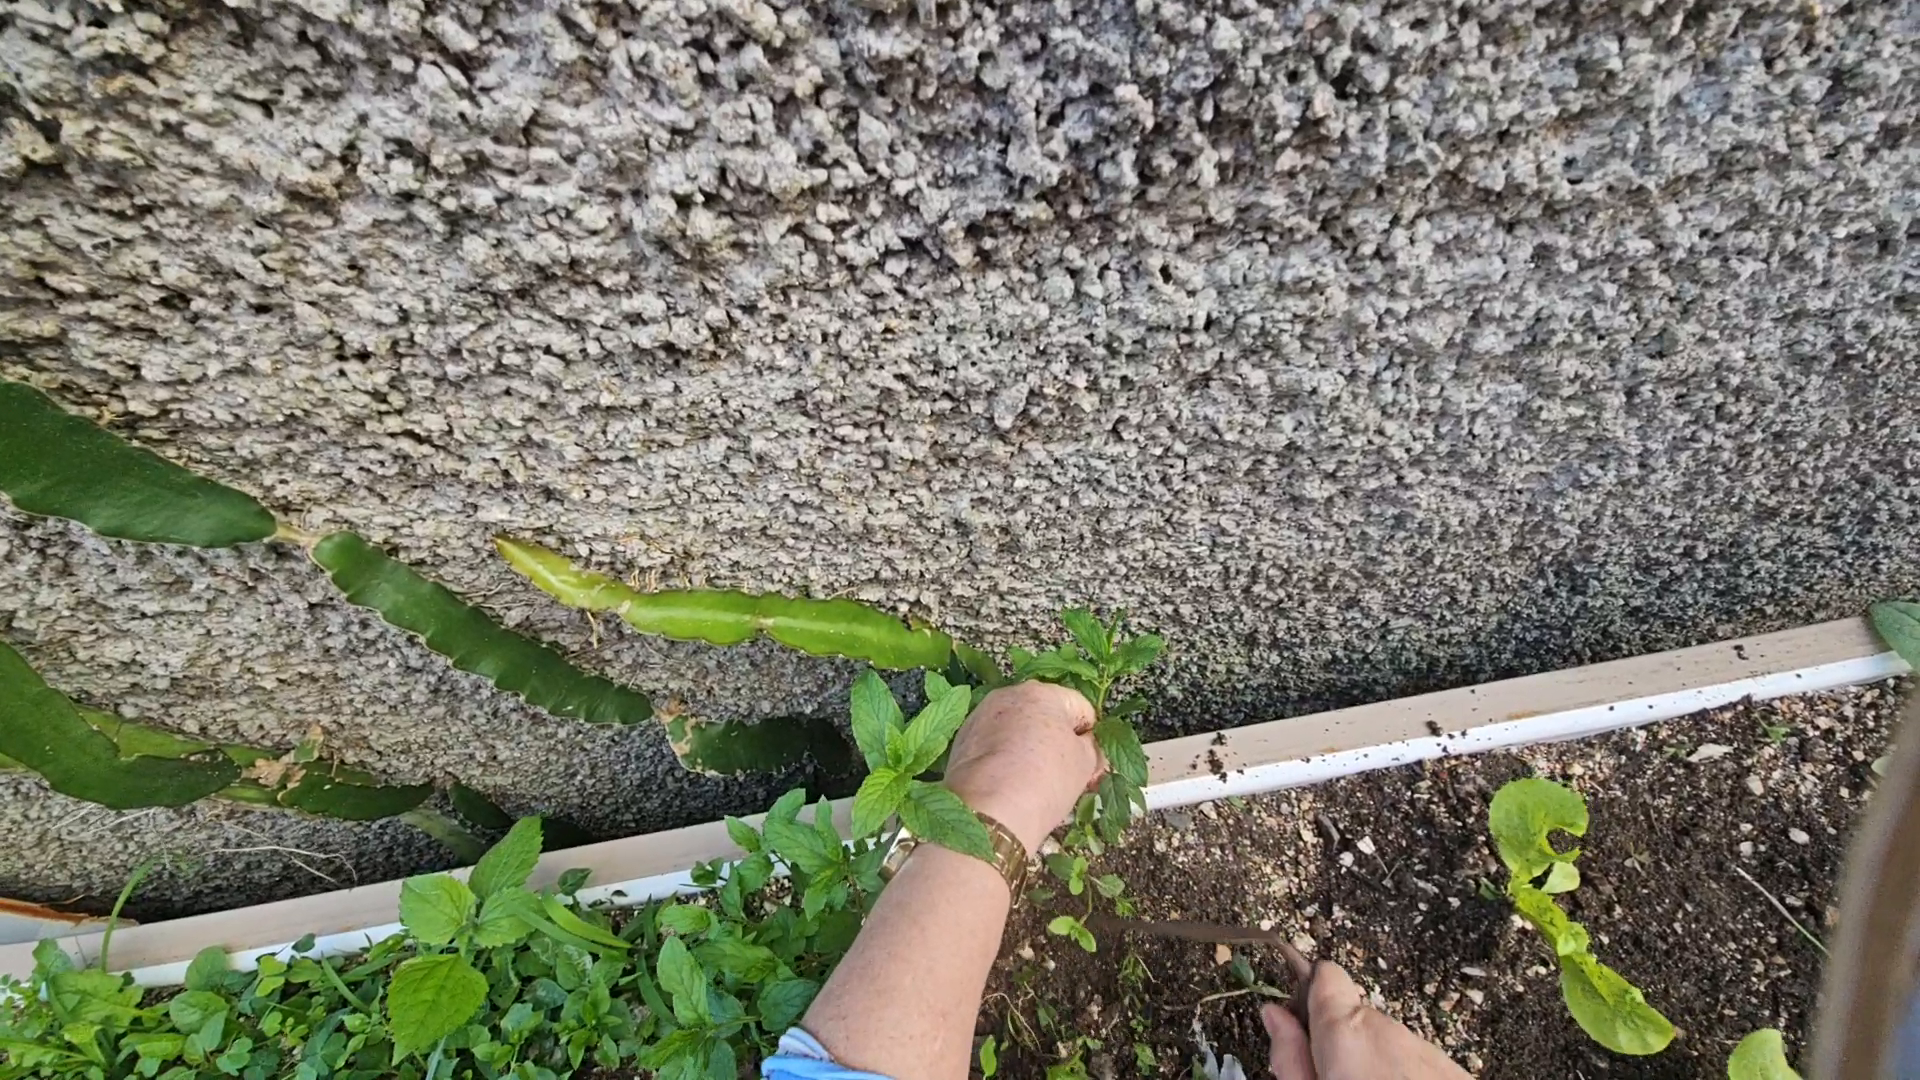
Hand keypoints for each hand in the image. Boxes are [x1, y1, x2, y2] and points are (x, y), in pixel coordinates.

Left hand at [943, 682, 1103, 850]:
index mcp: (1042, 692)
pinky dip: (1006, 757)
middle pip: (1047, 715)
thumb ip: (1093, 746)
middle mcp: (1009, 695)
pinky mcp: (963, 737)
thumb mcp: (1084, 765)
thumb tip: (1090, 743)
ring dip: (1031, 748)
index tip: (1089, 765)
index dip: (1090, 738)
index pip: (1081, 708)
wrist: (988, 813)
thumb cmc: (1043, 782)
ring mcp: (982, 714)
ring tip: (1036, 784)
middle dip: (1060, 742)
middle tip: (1067, 777)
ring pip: (1019, 728)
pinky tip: (1010, 784)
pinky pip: (995, 742)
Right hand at [1263, 960, 1474, 1079]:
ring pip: (1393, 1050)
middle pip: (1359, 1021)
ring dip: (1382, 1073)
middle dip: (1348, 1051)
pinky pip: (1424, 1071)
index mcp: (1346, 1030)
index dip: (1313, 997)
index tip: (1307, 1032)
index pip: (1326, 975)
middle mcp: (1390, 1030)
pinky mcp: (1460, 1076)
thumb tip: (1275, 1014)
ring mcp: (1432, 1056)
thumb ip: (1289, 1058)